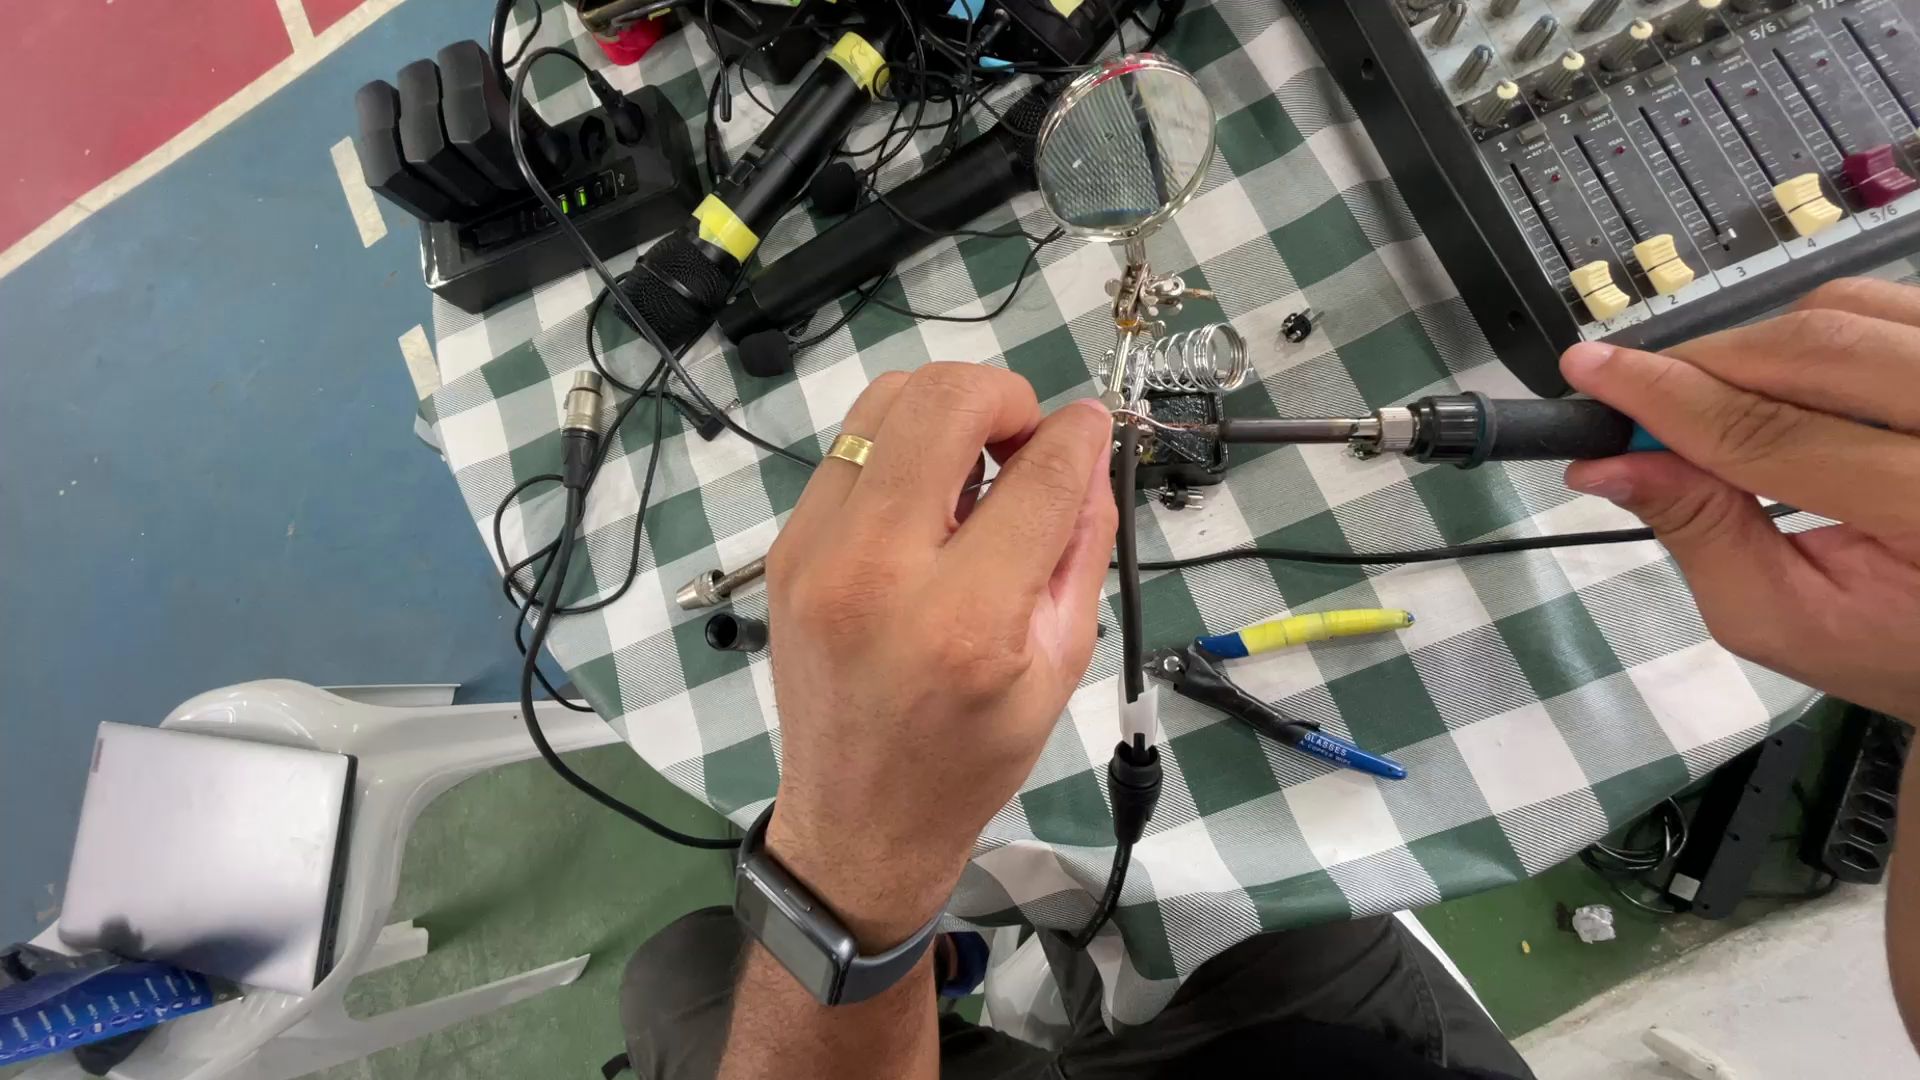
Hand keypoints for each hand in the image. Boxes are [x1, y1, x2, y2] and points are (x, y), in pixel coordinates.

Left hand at [761, 364, 1116, 946]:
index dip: (1080, 435)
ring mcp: (814, 551)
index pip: (1038, 477)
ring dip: (947, 409)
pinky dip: (900, 445)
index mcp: (964, 618)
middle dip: (1006, 395)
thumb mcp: (1058, 666)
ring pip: (885, 401)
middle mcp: (877, 569)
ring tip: (976, 462)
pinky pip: (849, 449)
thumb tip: (1088, 454)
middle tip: (1027, 440)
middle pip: (944, 402)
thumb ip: (1081, 546)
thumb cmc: (972, 758)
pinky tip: (926, 496)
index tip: (1093, 424)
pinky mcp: (785, 548)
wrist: (859, 820)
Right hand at [1560, 277, 1919, 721]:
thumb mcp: (1776, 615)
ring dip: (1756, 350)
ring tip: (1720, 405)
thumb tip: (1603, 467)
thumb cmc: (1892, 640)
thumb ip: (1696, 531)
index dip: (1662, 397)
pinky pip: (1890, 308)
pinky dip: (1814, 339)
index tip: (1585, 367)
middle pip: (1814, 350)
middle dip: (1698, 365)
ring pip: (1853, 311)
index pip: (1768, 433)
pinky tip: (1789, 392)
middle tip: (1634, 400)